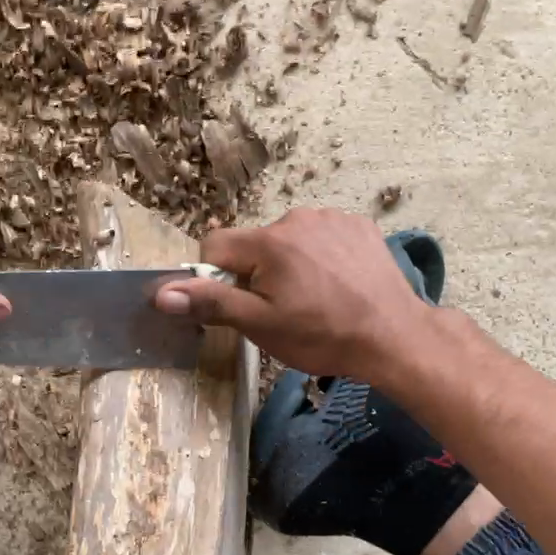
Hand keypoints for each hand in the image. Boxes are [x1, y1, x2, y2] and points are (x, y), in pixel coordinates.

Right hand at [153, 208, 426, 380]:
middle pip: (253, 244)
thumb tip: (162, 293)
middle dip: (256, 272)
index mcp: (268, 242)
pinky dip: (320, 256)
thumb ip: (210, 303)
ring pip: (287, 239)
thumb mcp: (260, 326)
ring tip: (314, 298)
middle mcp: (296, 218)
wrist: (393, 336)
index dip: (216, 277)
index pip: (214, 246)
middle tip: (282, 309)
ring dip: (289, 263)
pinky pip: (321, 235)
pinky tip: (337, 283)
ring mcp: (331, 218)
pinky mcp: (358, 225)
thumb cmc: (321, 335)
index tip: (240, 303)